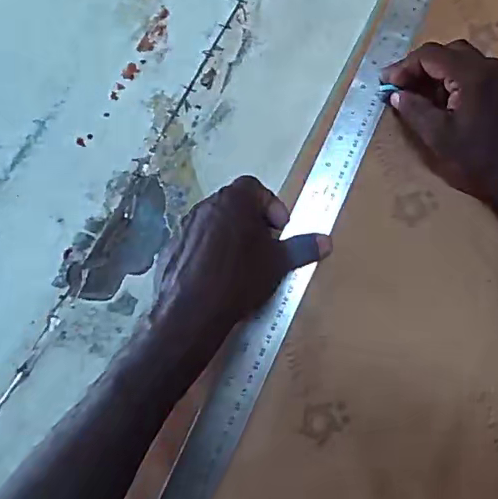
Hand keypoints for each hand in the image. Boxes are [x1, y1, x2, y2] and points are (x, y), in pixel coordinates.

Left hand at [150, 176, 331, 347]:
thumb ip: (302, 247)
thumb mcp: (278, 263)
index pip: (256, 188)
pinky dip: (210, 252)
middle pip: (235, 204)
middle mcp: (207, 205)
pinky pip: (198, 242)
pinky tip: (219, 277)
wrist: (192, 310)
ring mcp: (185, 225)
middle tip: (266, 247)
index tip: (280, 230)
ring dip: (232, 237)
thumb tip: (326, 241)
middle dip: (253, 222)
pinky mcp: (171, 247)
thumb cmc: (241, 278)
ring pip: (215, 223)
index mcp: (234, 200)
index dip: (272, 207)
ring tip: (244, 265)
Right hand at [382, 40, 497, 209]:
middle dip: (419, 67)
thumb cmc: (477, 160)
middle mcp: (487, 67)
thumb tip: (397, 94)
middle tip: (399, 87)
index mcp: (471, 75)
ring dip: (435, 73)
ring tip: (416, 95)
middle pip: (446, 52)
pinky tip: (440, 102)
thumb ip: (414, 110)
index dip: (404, 67)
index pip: (430, 55)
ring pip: (459, 60)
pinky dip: (451, 80)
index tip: (387, 84)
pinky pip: (472, 72)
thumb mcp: (438, 137)